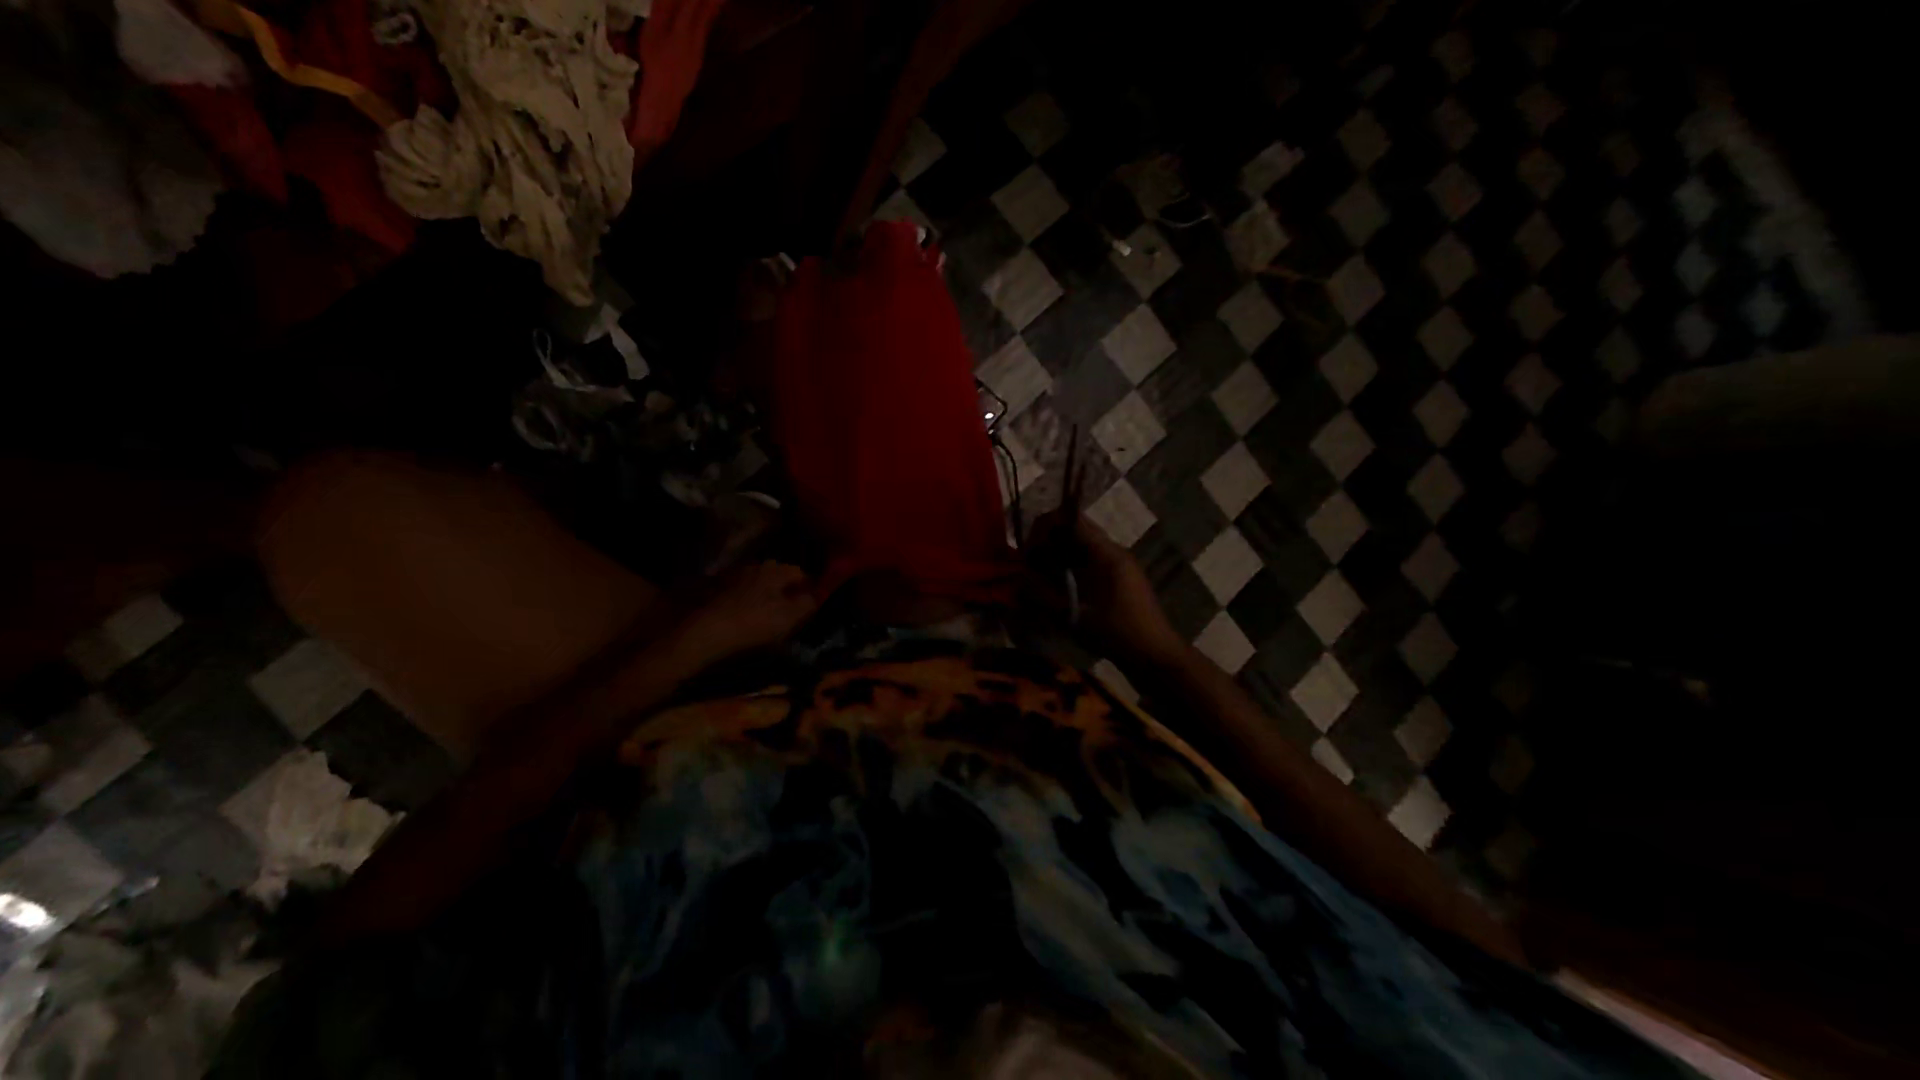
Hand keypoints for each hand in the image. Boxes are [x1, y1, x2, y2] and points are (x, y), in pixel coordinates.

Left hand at [673, 561, 820, 667]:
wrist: (707, 631)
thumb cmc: (755, 623)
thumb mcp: (791, 617)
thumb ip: (808, 603)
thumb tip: (815, 596)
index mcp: (776, 570)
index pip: (801, 573)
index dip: (810, 588)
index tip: (813, 604)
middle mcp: (756, 566)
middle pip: (779, 576)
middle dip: (787, 590)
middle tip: (792, 610)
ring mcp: (734, 575)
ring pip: (759, 583)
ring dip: (766, 595)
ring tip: (769, 614)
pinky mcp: (717, 588)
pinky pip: (741, 592)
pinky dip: (748, 600)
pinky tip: (747, 615)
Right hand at [1026, 512, 1184, 667]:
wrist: (1157, 657)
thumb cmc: (1118, 635)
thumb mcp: (1074, 618)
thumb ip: (1042, 597)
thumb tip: (1018, 580)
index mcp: (1106, 553)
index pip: (1070, 519)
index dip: (1044, 529)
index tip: (1029, 552)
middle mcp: (1113, 551)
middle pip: (1074, 529)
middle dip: (1048, 542)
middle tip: (1031, 567)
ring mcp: (1119, 564)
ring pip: (1081, 546)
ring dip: (1059, 556)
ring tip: (1042, 580)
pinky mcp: (1119, 579)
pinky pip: (1090, 561)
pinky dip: (1071, 568)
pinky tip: (1061, 590)